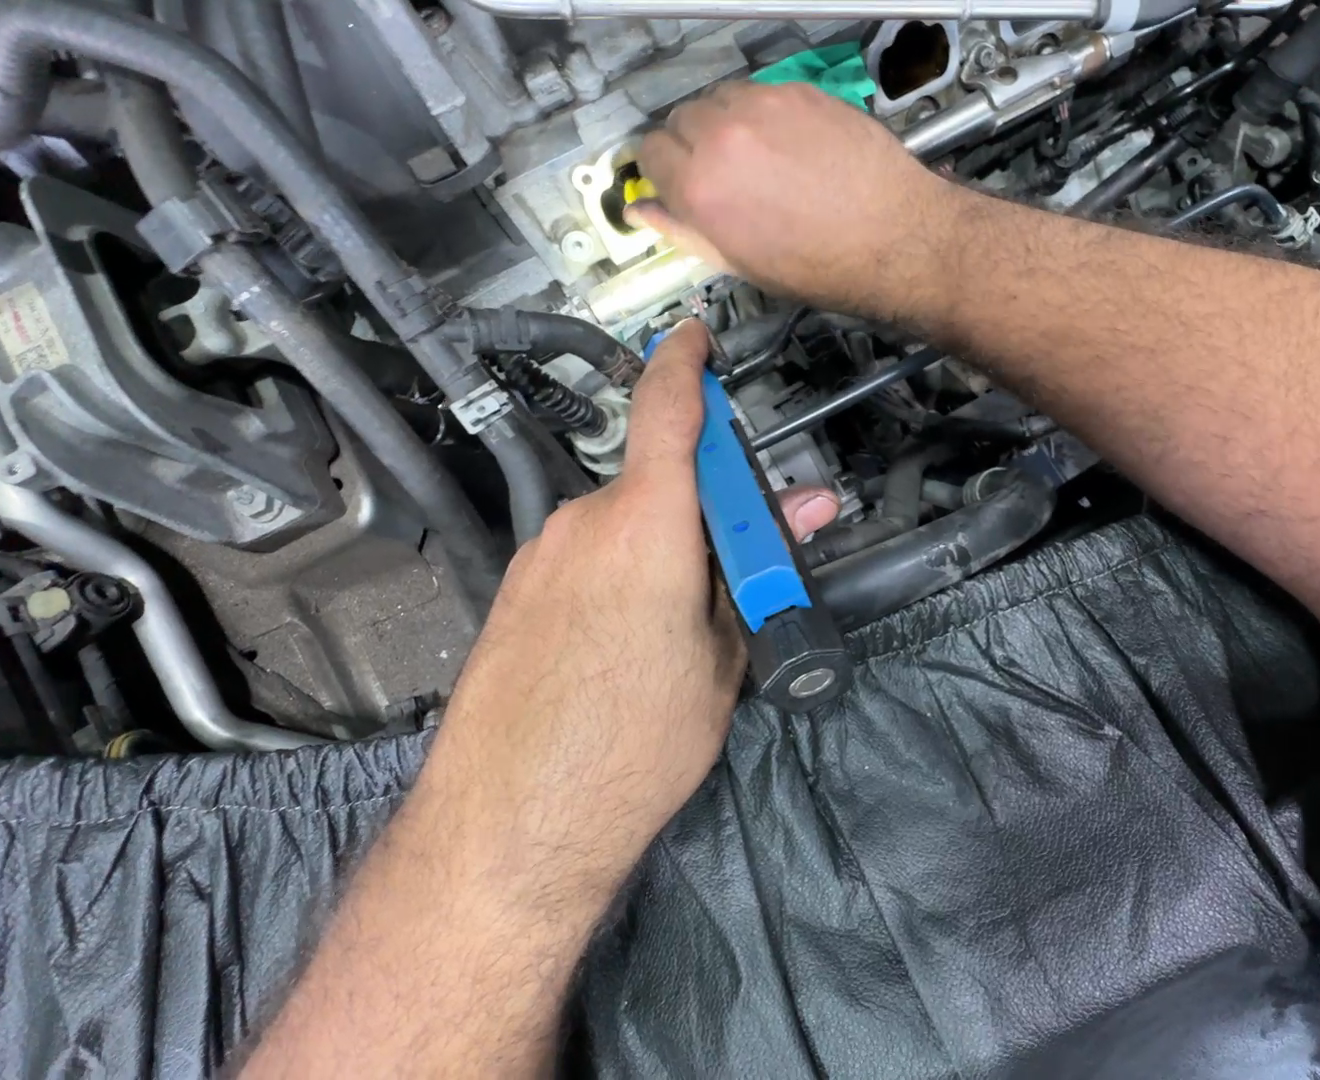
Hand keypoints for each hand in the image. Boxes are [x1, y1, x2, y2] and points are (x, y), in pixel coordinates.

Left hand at [425, 320, 836, 885]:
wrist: (512, 828)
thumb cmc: (636, 747)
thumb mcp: (725, 659)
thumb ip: (759, 573)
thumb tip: (807, 508)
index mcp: (646, 525)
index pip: (668, 413)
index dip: (686, 364)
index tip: (696, 338)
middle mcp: (584, 523)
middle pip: (656, 485)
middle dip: (703, 514)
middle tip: (738, 573)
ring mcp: (539, 558)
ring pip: (621, 527)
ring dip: (661, 553)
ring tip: (677, 637)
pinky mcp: (514, 595)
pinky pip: (583, 560)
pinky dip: (618, 577)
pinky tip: (621, 650)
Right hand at [632, 81, 968, 320]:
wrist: (893, 238)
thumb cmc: (822, 266)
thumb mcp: (742, 264)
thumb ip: (684, 231)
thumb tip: (644, 211)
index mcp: (699, 187)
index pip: (648, 153)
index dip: (661, 171)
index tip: (676, 181)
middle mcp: (722, 136)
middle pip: (679, 120)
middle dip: (690, 146)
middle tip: (721, 175)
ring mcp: (761, 107)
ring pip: (717, 100)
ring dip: (723, 125)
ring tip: (755, 159)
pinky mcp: (797, 91)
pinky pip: (758, 93)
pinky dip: (761, 115)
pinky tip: (787, 146)